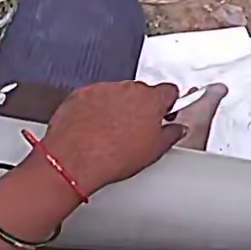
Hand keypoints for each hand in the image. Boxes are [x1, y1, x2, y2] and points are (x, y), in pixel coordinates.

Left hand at [35, 81, 187, 194]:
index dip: (169, 103)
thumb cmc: (113, 156)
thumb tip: (177, 130)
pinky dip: (96, 108)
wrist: (74, 160)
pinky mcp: (81, 94)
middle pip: (142, 92)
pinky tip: (95, 128)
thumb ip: (172, 134)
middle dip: (142, 107)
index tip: (165, 112)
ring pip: (117, 94)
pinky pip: (94, 97)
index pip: (170, 90)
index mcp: (152, 99)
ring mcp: (103, 89)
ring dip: (118, 107)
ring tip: (113, 132)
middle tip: (137, 128)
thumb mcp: (155, 150)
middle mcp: (128, 88)